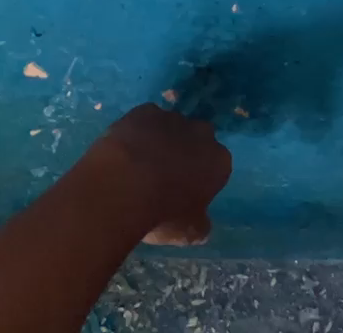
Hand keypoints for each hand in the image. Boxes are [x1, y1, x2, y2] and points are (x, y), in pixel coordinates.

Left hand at [87, 104, 231, 245]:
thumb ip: (199, 225)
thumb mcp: (187, 232)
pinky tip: (124, 151)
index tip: (186, 194)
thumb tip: (201, 224)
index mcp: (219, 161)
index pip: (217, 167)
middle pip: (198, 139)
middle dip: (186, 152)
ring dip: (161, 141)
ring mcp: (173, 118)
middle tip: (165, 177)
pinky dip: (138, 132)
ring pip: (171, 127)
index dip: (202, 179)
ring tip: (138, 166)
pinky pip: (145, 120)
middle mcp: (202, 133)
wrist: (123, 185)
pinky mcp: (145, 110)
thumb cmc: (162, 213)